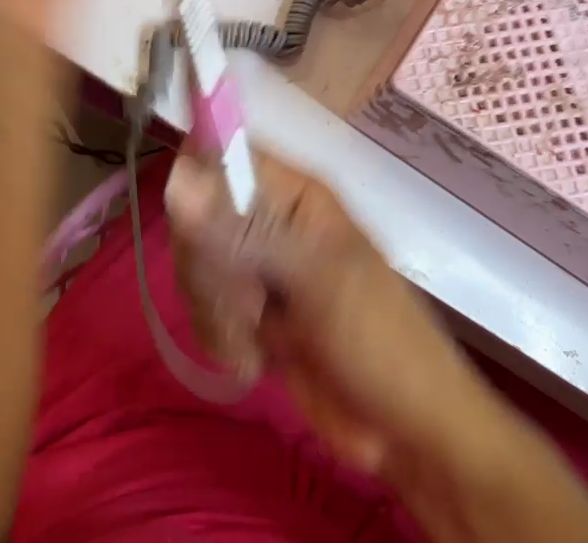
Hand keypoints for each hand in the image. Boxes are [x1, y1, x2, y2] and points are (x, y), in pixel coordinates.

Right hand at [166, 151, 587, 542]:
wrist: (408, 430)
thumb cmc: (380, 342)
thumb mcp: (315, 279)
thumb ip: (243, 230)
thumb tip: (179, 178)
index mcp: (297, 195)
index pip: (221, 156)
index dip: (195, 186)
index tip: (200, 236)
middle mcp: (272, 220)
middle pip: (195, 216)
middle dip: (209, 270)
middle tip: (247, 303)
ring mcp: (259, 266)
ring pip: (195, 265)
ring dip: (216, 312)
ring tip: (255, 343)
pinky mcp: (249, 310)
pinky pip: (203, 307)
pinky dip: (220, 337)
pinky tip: (253, 361)